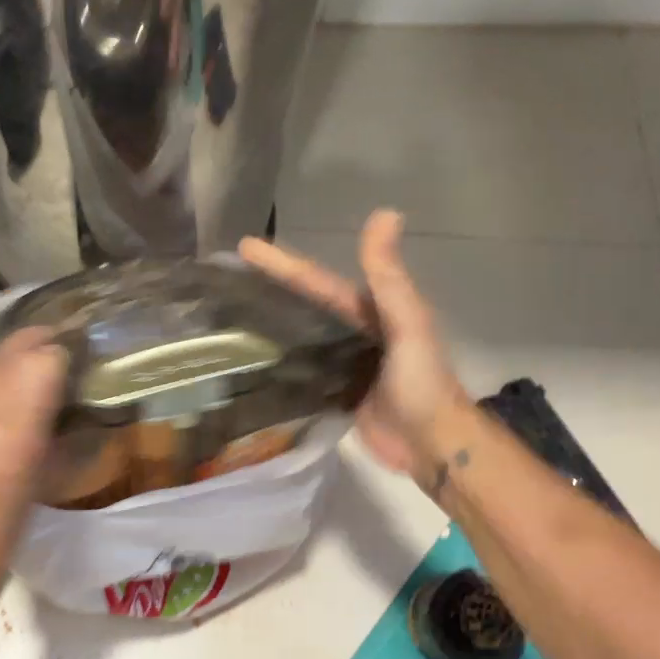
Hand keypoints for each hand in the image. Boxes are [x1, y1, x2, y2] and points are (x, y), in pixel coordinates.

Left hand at [0, 328, 66, 627]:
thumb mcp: (36, 489)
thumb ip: (44, 435)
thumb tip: (54, 395)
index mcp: (9, 441)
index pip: (39, 362)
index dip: (56, 353)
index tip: (65, 355)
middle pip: (2, 353)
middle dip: (27, 344)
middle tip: (43, 344)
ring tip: (0, 370)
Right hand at [239, 209, 470, 477]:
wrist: (432, 446)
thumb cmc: (423, 384)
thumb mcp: (408, 326)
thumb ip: (389, 278)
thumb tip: (385, 212)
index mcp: (371, 311)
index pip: (317, 282)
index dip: (283, 264)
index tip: (245, 247)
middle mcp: (354, 332)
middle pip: (305, 304)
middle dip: (270, 288)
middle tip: (227, 277)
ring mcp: (344, 364)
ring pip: (300, 335)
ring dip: (270, 323)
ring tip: (228, 314)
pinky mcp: (336, 394)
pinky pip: (301, 371)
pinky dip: (279, 362)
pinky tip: (251, 360)